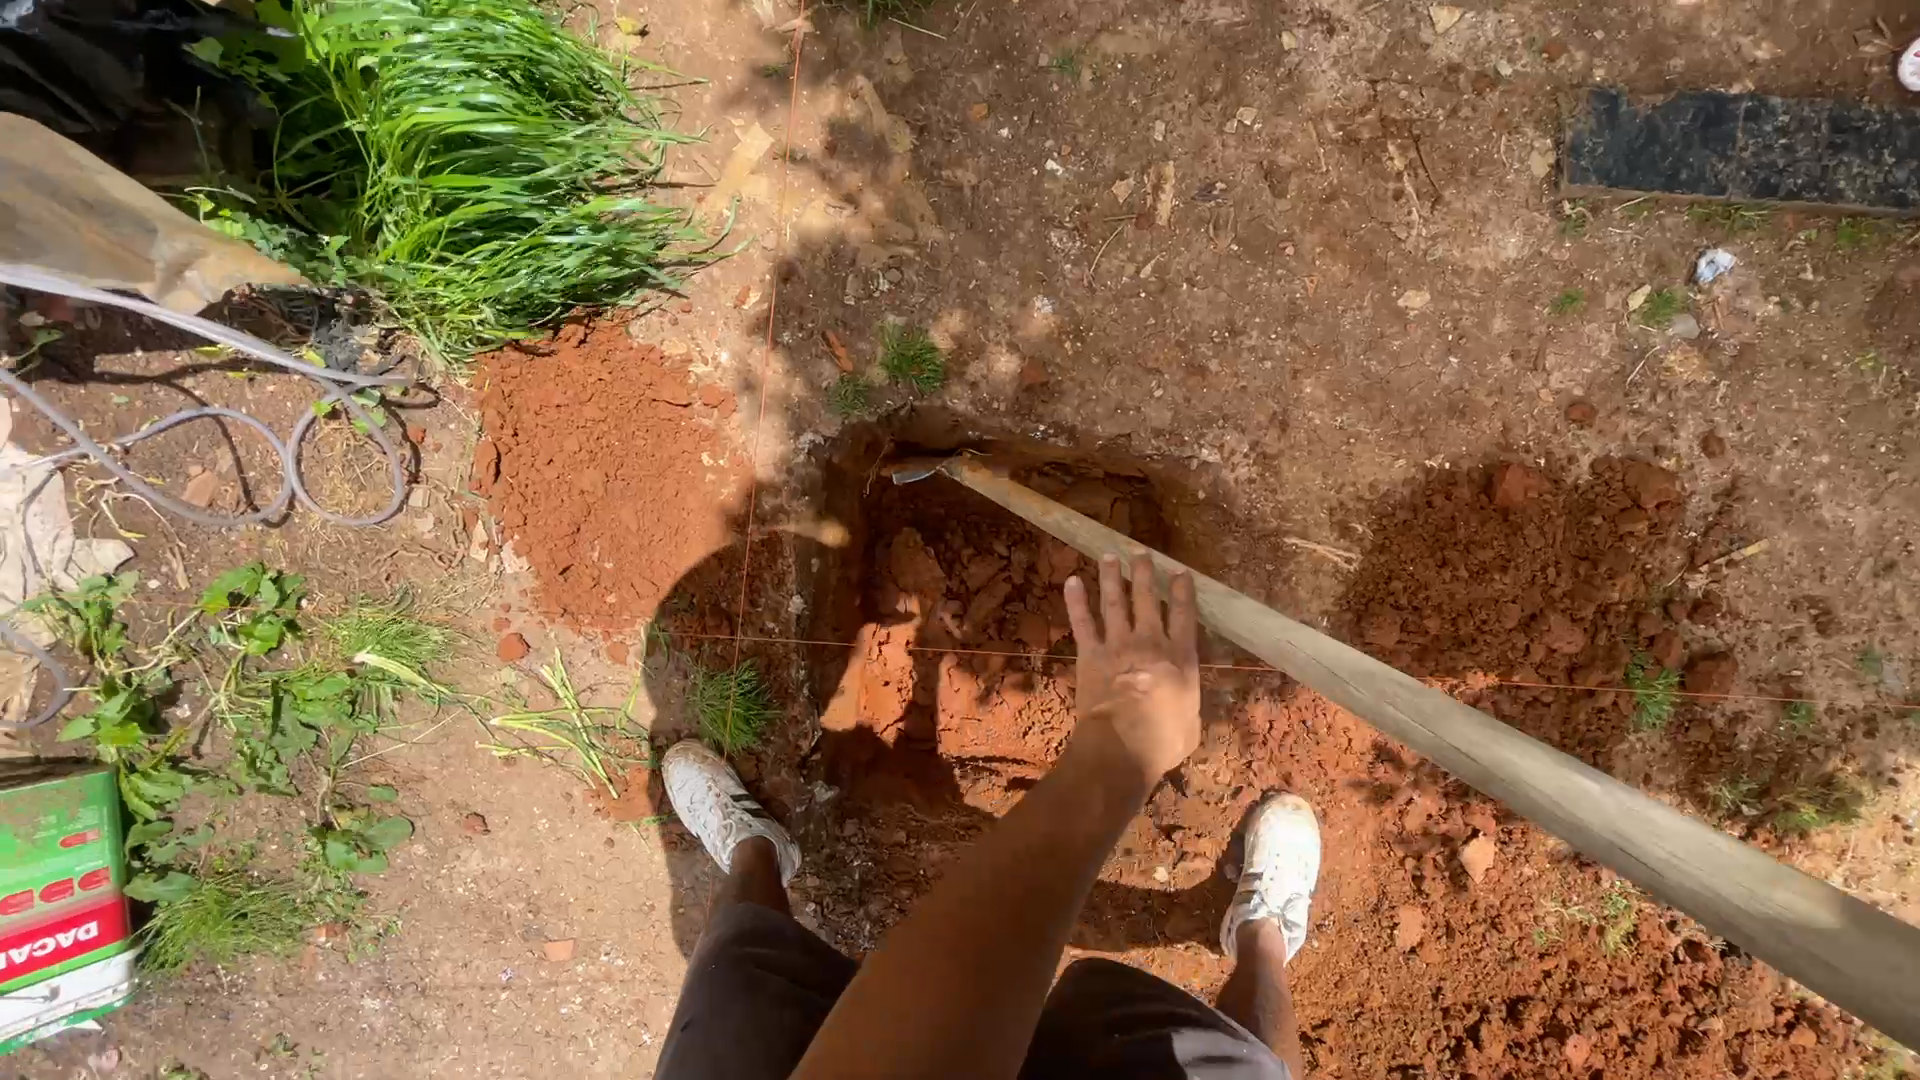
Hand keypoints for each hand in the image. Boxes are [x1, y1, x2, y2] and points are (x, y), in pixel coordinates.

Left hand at [1063, 553, 1200, 789]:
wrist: (1124, 741)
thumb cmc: (1164, 739)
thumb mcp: (1191, 722)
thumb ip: (1187, 704)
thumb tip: (1184, 707)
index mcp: (1180, 657)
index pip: (1184, 614)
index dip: (1182, 591)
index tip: (1180, 572)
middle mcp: (1150, 642)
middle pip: (1147, 599)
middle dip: (1144, 573)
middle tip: (1140, 553)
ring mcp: (1118, 644)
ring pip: (1115, 602)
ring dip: (1111, 577)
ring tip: (1108, 556)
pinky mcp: (1091, 654)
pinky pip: (1082, 622)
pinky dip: (1076, 600)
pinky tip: (1072, 581)